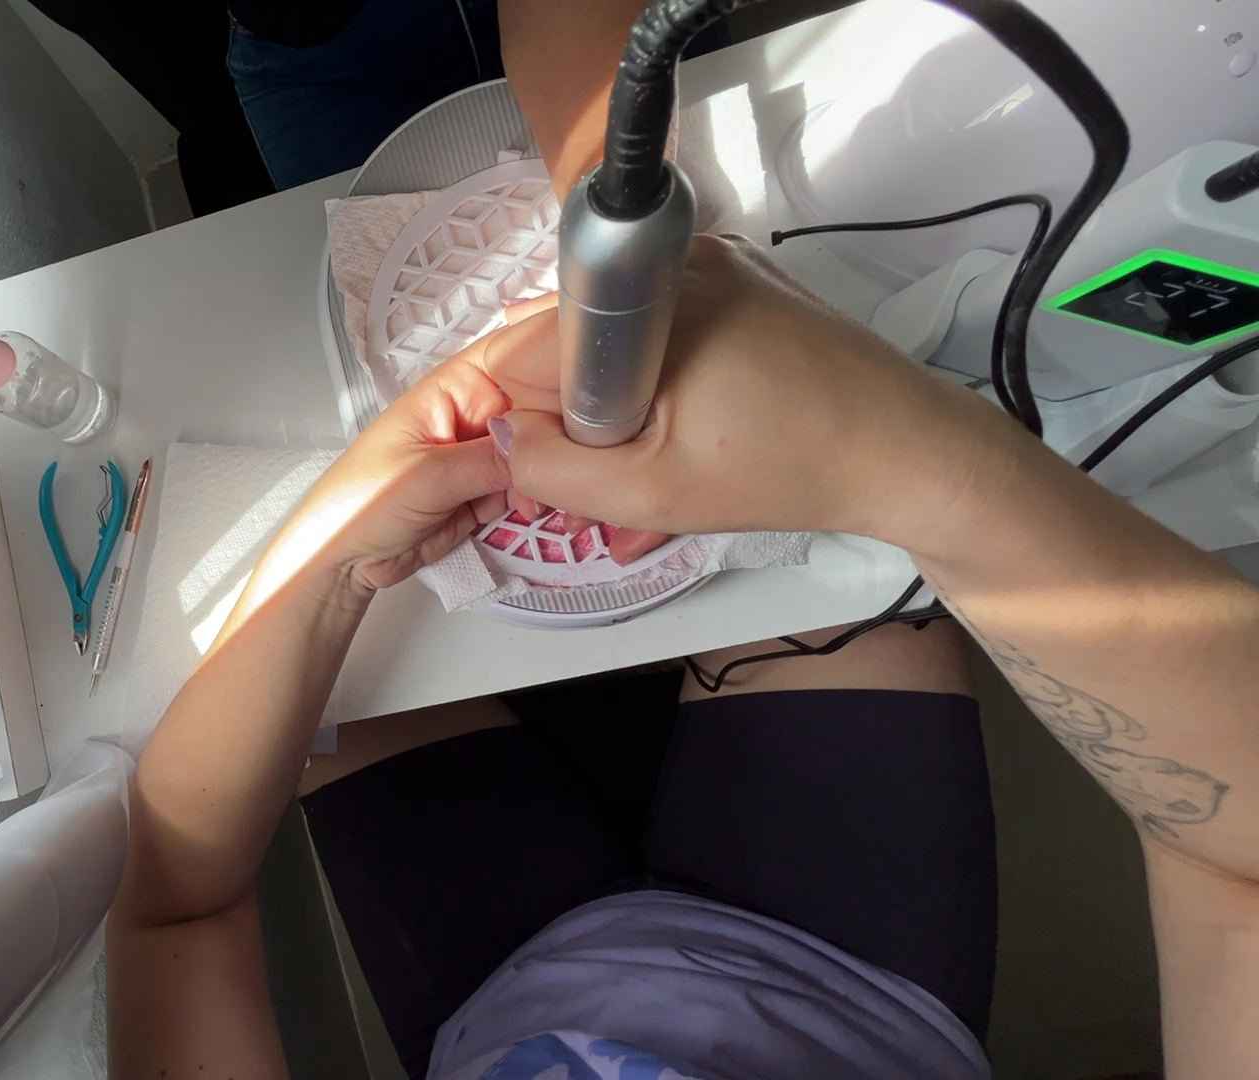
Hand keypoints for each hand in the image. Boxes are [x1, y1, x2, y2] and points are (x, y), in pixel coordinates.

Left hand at [273, 315, 548, 597]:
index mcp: (453, 388)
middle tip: (570, 469)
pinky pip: (528, 489)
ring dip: (552, 477)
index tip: (590, 404)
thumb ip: (490, 460)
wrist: (343, 559)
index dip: (559, 376)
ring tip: (551, 500)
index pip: (521, 361)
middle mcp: (473, 415)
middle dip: (561, 439)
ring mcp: (482, 455)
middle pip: (541, 410)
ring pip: (541, 454)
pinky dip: (540, 501)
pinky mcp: (485, 491)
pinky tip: (543, 512)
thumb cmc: (359, 504)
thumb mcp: (427, 477)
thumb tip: (544, 447)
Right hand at [486, 235, 1023, 545]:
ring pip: (603, 336)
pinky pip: (648, 326)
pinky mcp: (733, 281)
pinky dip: (641, 377)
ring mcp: (708, 267)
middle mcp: (674, 265)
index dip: (519, 414)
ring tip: (645, 449)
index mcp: (646, 305)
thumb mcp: (646, 496)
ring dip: (600, 399)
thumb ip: (548, 470)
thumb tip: (503, 435)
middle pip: (560, 339)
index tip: (550, 463)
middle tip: (598, 469)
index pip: (521, 350)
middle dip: (560, 411)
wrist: (908, 452)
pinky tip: (673, 419)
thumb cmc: (783, 472)